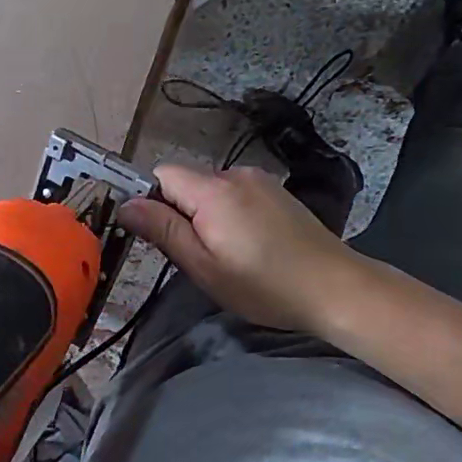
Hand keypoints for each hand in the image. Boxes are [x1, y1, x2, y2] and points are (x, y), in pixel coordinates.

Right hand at [118, 163, 364, 334]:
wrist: (335, 287)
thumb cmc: (263, 285)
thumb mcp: (204, 266)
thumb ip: (164, 230)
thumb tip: (126, 205)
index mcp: (213, 190)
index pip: (162, 173)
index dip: (152, 200)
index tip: (160, 235)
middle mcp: (236, 174)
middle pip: (188, 181)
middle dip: (182, 212)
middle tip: (197, 255)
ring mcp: (261, 180)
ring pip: (212, 190)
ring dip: (207, 215)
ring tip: (228, 254)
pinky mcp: (278, 192)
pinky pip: (237, 194)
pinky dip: (231, 214)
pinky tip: (250, 245)